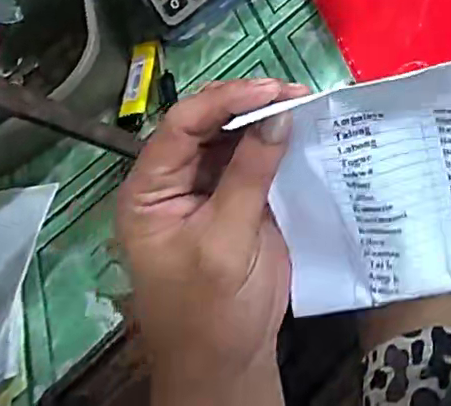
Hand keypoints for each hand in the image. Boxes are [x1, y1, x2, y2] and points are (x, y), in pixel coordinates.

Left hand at [117, 78, 305, 403]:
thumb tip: (279, 113)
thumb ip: (249, 174)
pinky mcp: (236, 191)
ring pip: (230, 129)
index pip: (180, 126)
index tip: (270, 90)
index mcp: (150, 192)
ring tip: (300, 99)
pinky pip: (252, 149)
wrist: (230, 361)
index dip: (224, 100)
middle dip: (246, 99)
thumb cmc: (211, 311)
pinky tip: (298, 121)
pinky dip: (274, 132)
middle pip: (205, 120)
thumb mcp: (226, 242)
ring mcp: (205, 183)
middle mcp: (173, 179)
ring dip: (264, 111)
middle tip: (292, 91)